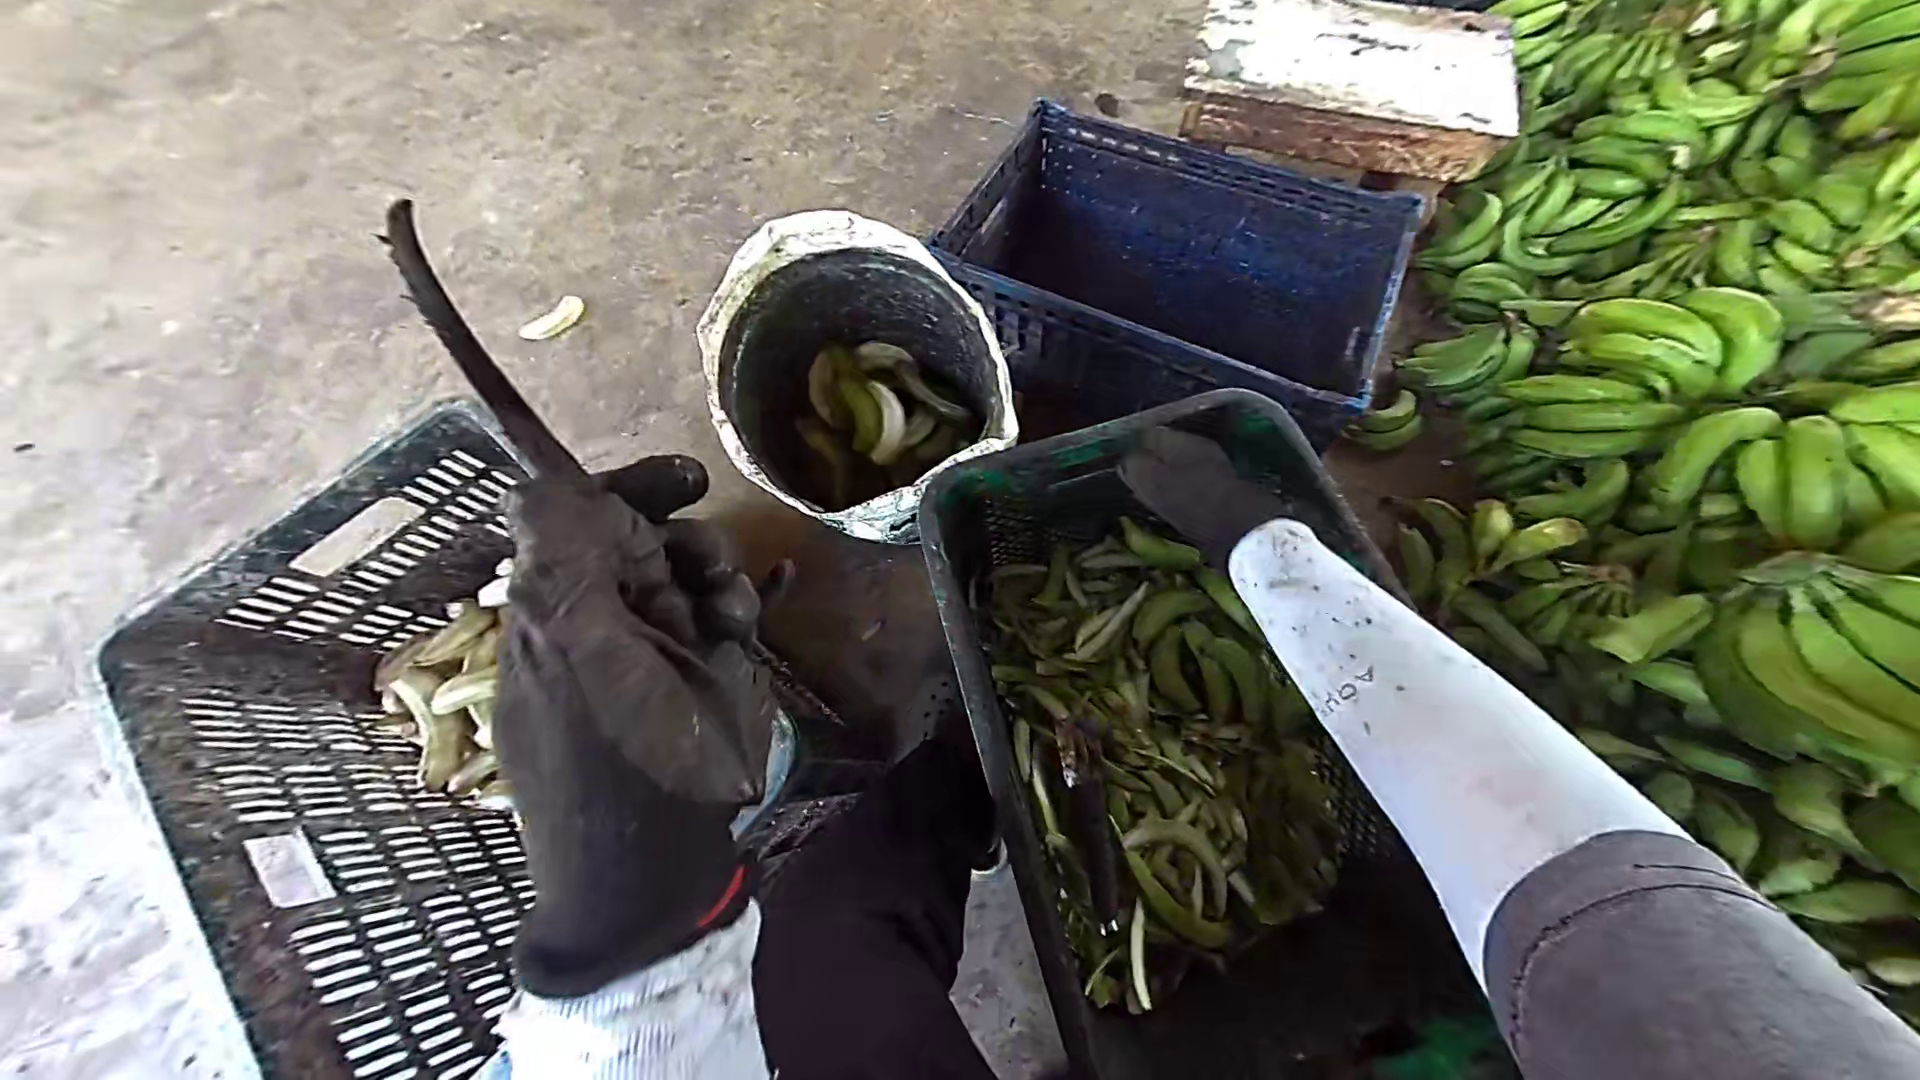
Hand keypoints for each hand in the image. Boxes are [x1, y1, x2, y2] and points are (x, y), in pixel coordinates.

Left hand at [496, 454, 777, 995]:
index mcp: (566, 603)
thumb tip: (537, 479)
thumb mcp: (574, 652)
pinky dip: (764, 591)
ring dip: (727, 579)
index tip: (686, 481)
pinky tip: (787, 580)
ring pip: (704, 572)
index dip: (633, 489)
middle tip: (710, 575)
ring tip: (734, 621)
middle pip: (657, 537)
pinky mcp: (716, 667)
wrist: (653, 859)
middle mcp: (616, 614)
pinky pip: (743, 610)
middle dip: (691, 542)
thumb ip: (559, 562)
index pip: (589, 516)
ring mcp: (670, 641)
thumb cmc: (612, 757)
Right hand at [1118, 427, 1287, 564]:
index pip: (1148, 433)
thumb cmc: (1193, 505)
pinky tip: (1175, 505)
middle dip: (1149, 462)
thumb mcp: (1154, 484)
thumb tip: (1124, 459)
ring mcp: (1216, 467)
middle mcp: (1200, 447)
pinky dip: (1181, 491)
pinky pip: (1193, 483)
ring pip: (1180, 466)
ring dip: (1165, 477)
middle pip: (1166, 449)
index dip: (1130, 446)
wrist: (1244, 532)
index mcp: (1181, 441)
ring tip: (1150, 495)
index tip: (1119, 463)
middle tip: (1132, 480)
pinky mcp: (1226, 489)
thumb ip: (1135, 467)